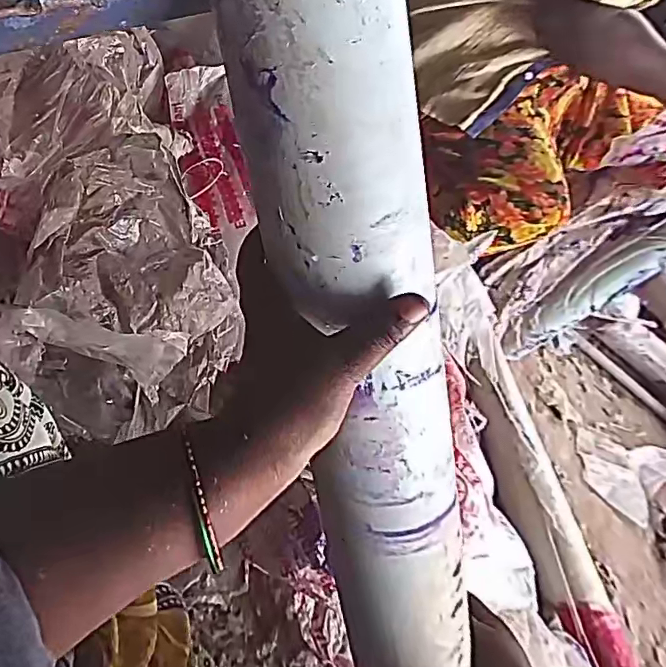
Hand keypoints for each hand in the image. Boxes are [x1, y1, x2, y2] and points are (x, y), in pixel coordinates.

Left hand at [213, 233, 429, 466]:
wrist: (263, 447)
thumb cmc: (292, 399)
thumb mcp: (341, 363)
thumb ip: (376, 333)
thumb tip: (414, 302)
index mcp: (265, 306)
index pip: (251, 258)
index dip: (261, 237)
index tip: (282, 219)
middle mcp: (261, 317)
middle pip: (264, 275)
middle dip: (288, 257)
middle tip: (323, 243)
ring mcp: (268, 341)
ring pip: (277, 301)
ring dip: (299, 287)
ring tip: (336, 277)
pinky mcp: (279, 363)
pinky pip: (290, 326)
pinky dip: (309, 316)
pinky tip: (337, 325)